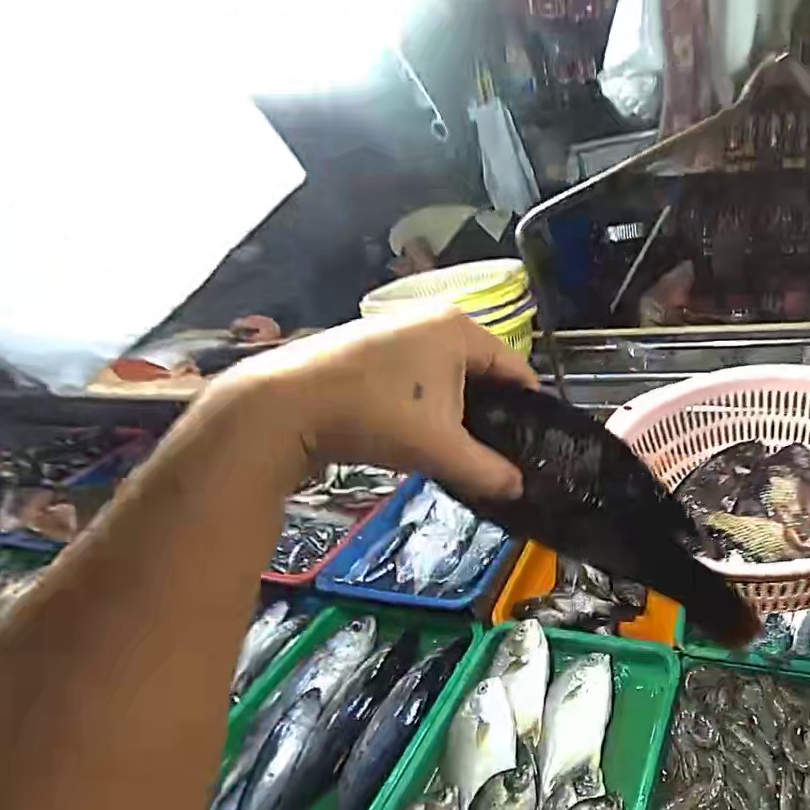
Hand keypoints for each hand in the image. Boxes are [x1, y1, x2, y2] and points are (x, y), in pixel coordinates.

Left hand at [205, 305, 538, 501]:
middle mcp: (431, 319)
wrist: (278, 408)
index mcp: (459, 330)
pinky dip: (429, 402)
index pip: (518, 370)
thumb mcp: (441, 450)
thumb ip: (489, 472)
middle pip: (485, 373)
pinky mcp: (371, 347)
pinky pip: (421, 375)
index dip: (529, 409)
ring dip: (459, 409)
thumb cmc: (373, 414)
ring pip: (451, 375)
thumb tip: (518, 490)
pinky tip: (422, 430)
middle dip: (493, 411)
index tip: (530, 442)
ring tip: (460, 444)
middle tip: (496, 449)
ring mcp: (397, 329)